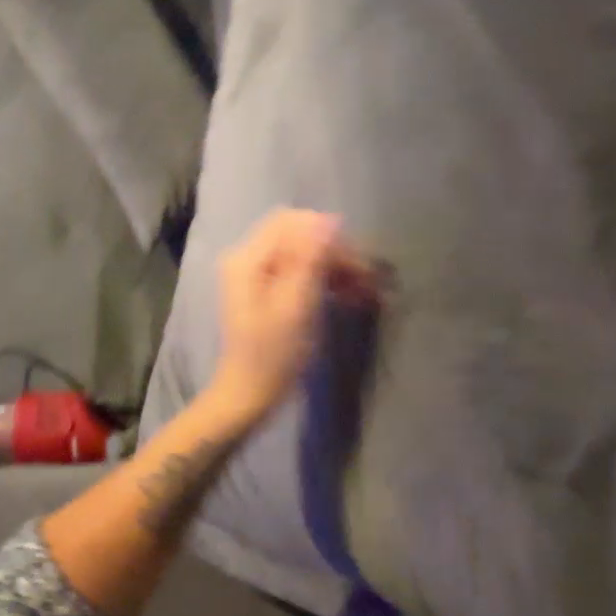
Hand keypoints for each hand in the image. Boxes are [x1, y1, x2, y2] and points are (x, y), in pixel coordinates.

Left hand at [211, 209, 374, 420]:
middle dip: (335, 252)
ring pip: (302, 253)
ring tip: (364, 291)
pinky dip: (323, 280)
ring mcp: (254, 275)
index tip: (356, 262)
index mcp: (248, 258)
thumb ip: (310, 259)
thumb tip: (330, 220)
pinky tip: (347, 296)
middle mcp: (247, 259)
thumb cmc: (272, 355)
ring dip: (334, 267)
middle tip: (367, 280)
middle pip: (298, 236)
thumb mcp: (296, 305)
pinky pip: (298, 271)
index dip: (328, 235)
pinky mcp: (265, 292)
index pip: (292, 222)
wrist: (248, 395)